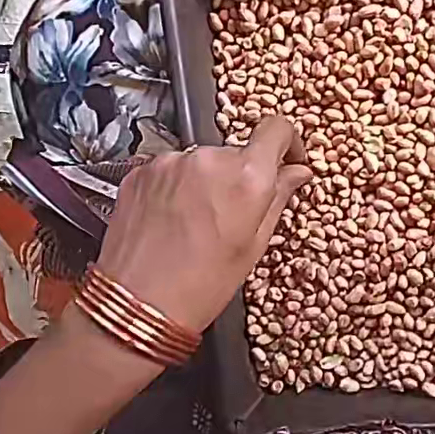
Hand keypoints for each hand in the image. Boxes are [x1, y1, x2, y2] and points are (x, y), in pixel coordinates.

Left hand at [95, 116, 312, 333]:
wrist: (136, 305)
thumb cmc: (200, 285)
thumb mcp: (253, 246)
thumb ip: (278, 198)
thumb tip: (297, 171)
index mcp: (246, 177)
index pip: (276, 129)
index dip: (287, 142)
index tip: (286, 159)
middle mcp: (208, 158)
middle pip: (236, 151)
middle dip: (240, 176)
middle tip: (232, 215)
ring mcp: (170, 162)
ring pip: (202, 162)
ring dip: (206, 182)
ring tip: (196, 224)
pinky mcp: (141, 170)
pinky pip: (171, 169)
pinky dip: (177, 187)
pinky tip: (172, 221)